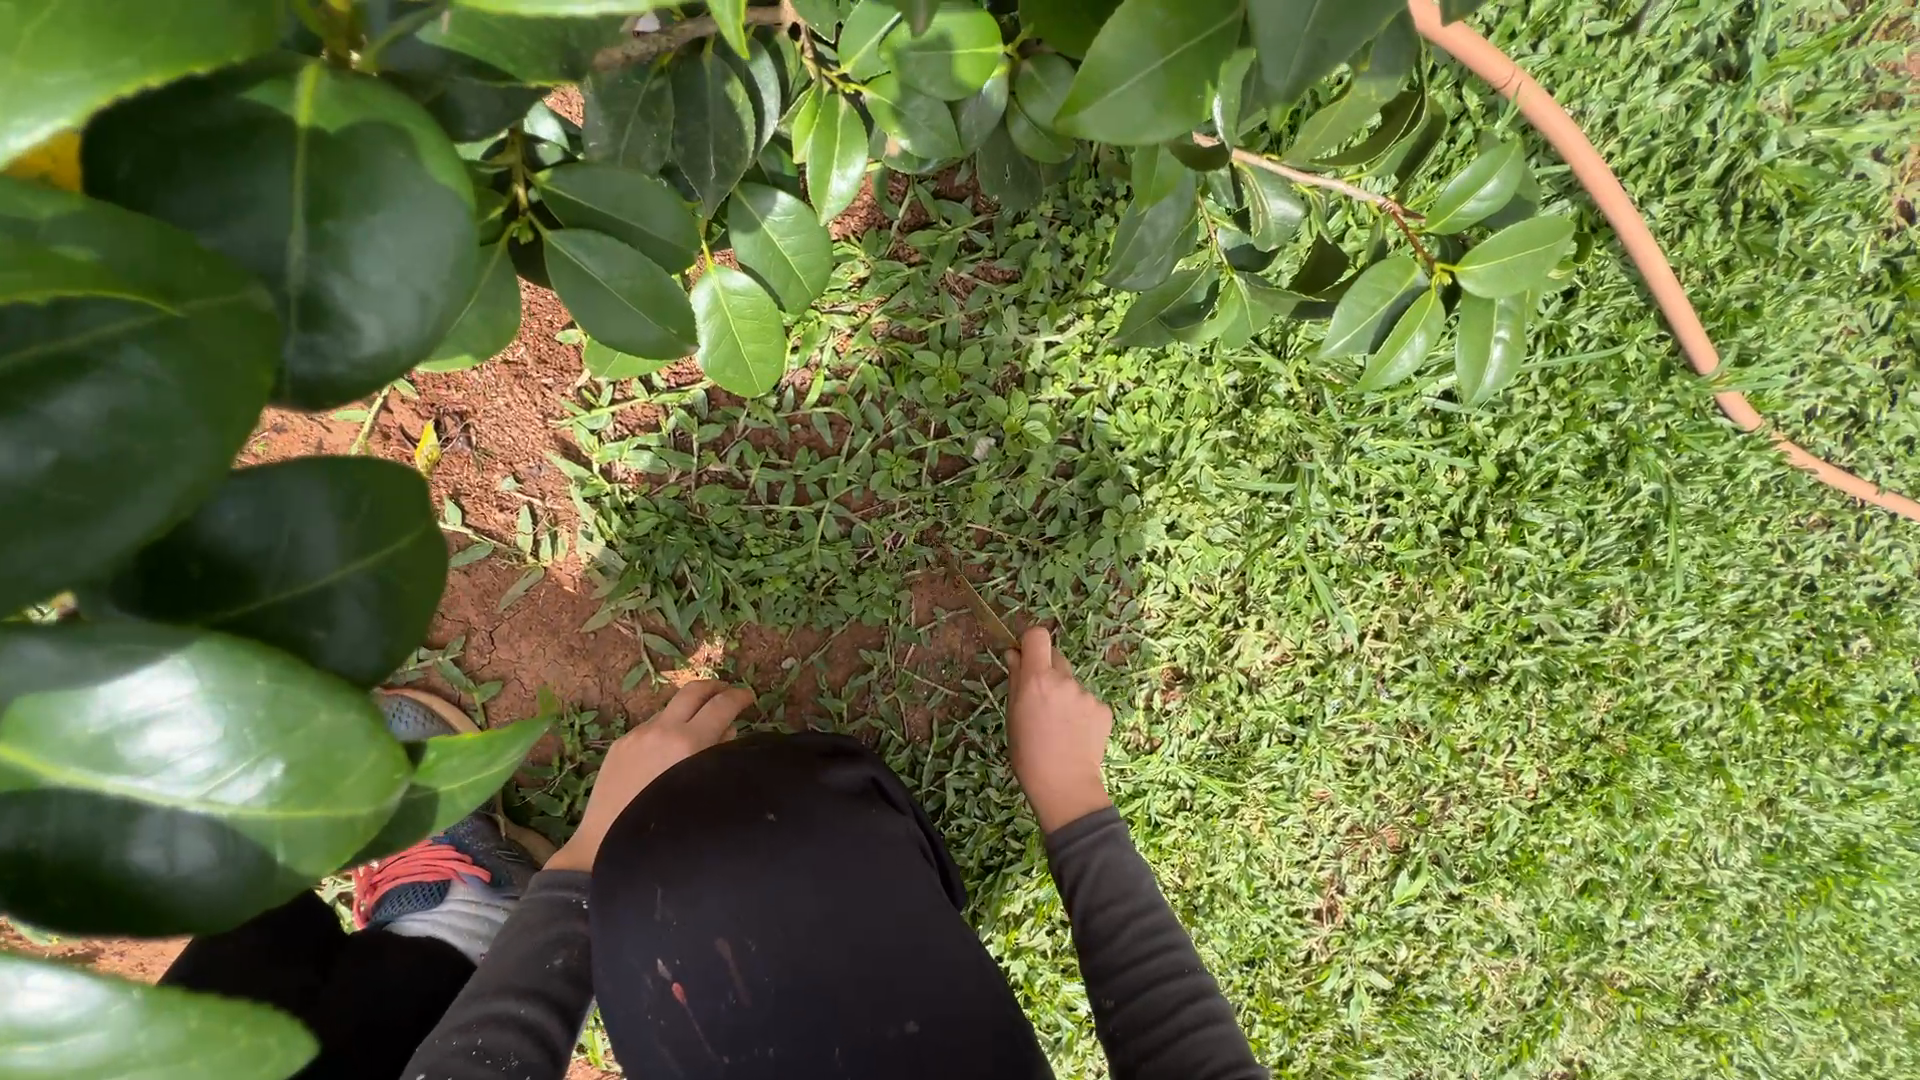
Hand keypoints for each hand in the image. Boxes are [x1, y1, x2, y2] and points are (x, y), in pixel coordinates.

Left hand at [545, 680, 754, 872]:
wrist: (607, 845)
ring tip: (700, 725)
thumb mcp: (704, 789)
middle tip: (729, 693)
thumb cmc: (667, 827)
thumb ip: (719, 752)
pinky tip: (669, 749)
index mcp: (688, 743)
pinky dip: (668, 727)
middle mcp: (662, 730)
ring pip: (671, 708)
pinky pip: (652, 725)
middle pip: (694, 690)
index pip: (722, 704)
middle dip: (716, 687)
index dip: (740, 696)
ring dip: (690, 709)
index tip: (750, 698)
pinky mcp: (620, 743)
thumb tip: (726, 729)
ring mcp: (637, 734)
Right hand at [1004, 626, 1113, 832]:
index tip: (1026, 658)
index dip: (1031, 643)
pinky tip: (1075, 734)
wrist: (1064, 785)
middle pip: (1056, 658)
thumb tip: (1014, 654)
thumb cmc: (1027, 753)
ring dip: (1065, 696)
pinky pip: (1088, 702)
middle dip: (1048, 671)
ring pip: (1072, 684)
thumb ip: (1016, 679)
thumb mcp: (1012, 715)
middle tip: (1041, 701)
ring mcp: (1087, 695)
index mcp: (1037, 679)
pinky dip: (1081, 713)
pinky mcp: (1104, 710)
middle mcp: (1064, 680)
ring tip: (1059, 727)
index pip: (1038, 636)